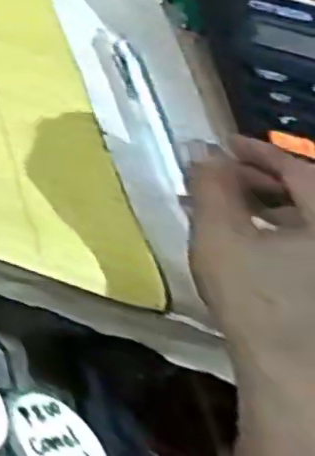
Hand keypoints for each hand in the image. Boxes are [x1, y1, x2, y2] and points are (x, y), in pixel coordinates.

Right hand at [188, 137, 314, 455]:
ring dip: (279, 204)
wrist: (294, 366)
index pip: (304, 171)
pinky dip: (290, 229)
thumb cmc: (255, 294)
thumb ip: (212, 187)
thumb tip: (204, 150)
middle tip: (222, 173)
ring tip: (232, 205)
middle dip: (270, 179)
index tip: (221, 143)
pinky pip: (313, 240)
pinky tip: (257, 235)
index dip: (261, 152)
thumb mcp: (219, 234)